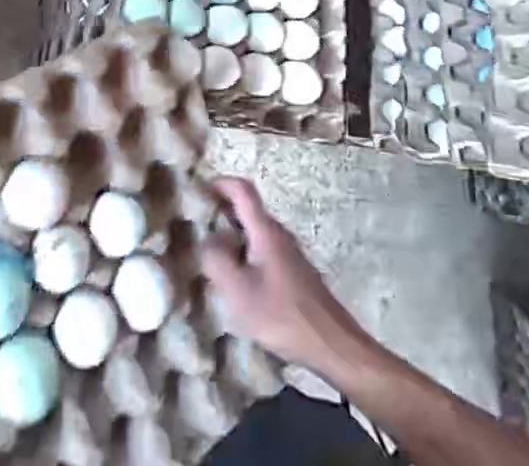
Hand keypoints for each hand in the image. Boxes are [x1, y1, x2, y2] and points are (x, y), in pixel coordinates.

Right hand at [200, 176, 368, 373]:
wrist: (332, 345)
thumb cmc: (283, 315)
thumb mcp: (239, 291)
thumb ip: (217, 259)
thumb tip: (208, 239)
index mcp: (266, 231)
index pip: (243, 190)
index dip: (220, 182)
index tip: (198, 190)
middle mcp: (279, 234)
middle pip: (248, 209)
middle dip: (221, 210)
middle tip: (196, 225)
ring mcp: (289, 252)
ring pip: (255, 230)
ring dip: (232, 233)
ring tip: (210, 253)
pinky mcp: (294, 271)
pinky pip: (262, 248)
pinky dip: (244, 250)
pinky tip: (236, 277)